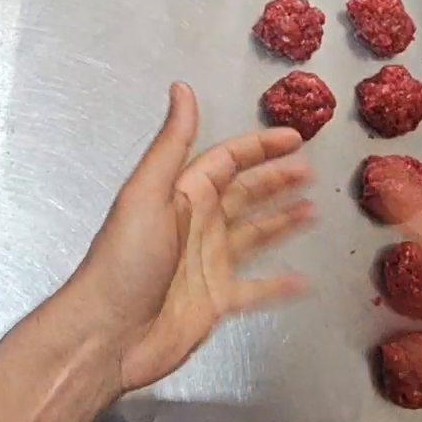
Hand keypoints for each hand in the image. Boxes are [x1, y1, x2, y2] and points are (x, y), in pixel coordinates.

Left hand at [65, 82, 314, 391]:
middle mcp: (199, 224)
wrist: (107, 334)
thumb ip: (172, 142)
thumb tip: (182, 87)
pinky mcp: (216, 301)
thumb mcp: (148, 192)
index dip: (260, 147)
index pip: (228, 160)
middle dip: (276, 179)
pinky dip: (278, 284)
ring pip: (255, 234)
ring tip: (314, 210)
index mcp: (184, 194)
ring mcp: (209, 263)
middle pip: (245, 193)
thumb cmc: (125, 259)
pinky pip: (256, 288)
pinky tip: (302, 279)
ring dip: (283, 221)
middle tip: (310, 170)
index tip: (294, 138)